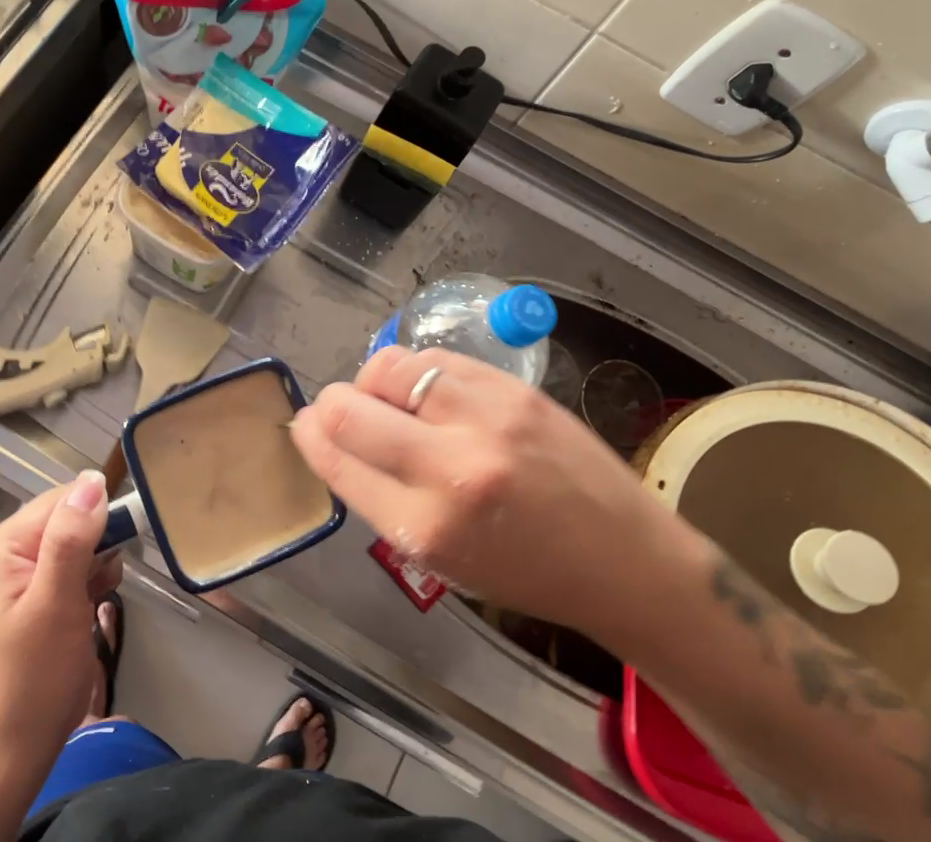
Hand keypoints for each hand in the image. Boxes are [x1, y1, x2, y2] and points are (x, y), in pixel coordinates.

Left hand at [0, 472, 120, 753]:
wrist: (23, 737)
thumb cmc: (37, 672)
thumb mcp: (56, 601)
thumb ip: (72, 539)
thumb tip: (93, 481)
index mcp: (9, 542)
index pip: (66, 498)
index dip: (99, 513)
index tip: (125, 541)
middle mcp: (16, 547)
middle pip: (75, 515)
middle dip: (101, 540)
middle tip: (103, 581)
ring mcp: (32, 570)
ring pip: (85, 540)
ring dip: (102, 562)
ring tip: (96, 596)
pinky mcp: (48, 591)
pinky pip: (83, 564)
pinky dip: (98, 579)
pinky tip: (95, 603)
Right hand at [289, 345, 678, 635]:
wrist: (624, 559)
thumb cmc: (524, 572)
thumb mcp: (439, 558)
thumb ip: (381, 497)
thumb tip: (330, 439)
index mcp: (424, 526)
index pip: (336, 460)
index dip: (309, 436)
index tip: (305, 427)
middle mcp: (450, 467)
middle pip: (348, 409)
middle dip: (328, 406)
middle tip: (339, 413)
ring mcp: (486, 420)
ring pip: (388, 368)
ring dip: (373, 383)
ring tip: (390, 403)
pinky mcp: (515, 390)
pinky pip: (435, 359)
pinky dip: (416, 372)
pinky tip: (427, 393)